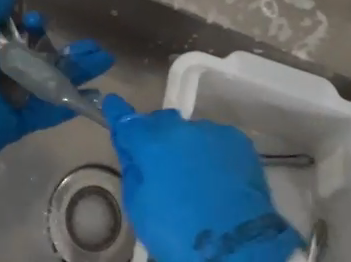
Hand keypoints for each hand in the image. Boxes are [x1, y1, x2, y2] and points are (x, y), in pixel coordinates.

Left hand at [0, 0, 113, 209]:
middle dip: (62, 47)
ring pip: (49, 78)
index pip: (13, 34)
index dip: (29, 25)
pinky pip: (49, 109)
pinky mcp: (22, 122)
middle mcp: (0, 73)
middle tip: (88, 42)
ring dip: (76, 69)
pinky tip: (94, 93)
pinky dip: (70, 102)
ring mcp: (13, 98)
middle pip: (37, 56)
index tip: (38, 21)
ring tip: (103, 59)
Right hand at [102, 95, 303, 261]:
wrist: (237, 246)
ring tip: (196, 180)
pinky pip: (216, 142)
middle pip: (162, 124)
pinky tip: (218, 181)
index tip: (112, 104)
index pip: (128, 121)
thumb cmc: (179, 233)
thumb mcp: (140, 208)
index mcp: (152, 143)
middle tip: (159, 165)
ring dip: (187, 149)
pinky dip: (212, 156)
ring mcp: (212, 131)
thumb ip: (134, 172)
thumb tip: (135, 154)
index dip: (117, 113)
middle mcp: (181, 128)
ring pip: (191, 134)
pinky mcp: (238, 141)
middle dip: (156, 138)